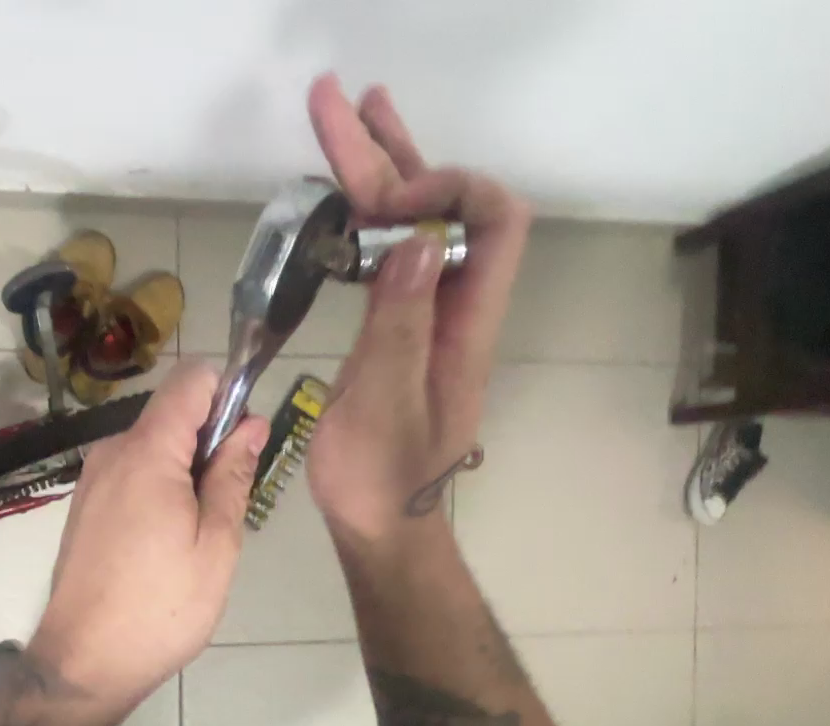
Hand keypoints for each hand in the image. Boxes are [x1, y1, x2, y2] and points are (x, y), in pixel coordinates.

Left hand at [28, 362, 269, 723]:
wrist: (84, 662)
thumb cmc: (161, 608)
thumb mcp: (216, 545)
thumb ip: (233, 476)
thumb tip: (249, 424)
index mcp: (147, 452)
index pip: (190, 380)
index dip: (227, 393)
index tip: (246, 438)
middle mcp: (111, 452)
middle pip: (171, 415)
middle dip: (209, 442)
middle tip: (228, 504)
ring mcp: (92, 479)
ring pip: (152, 447)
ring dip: (185, 471)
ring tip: (199, 533)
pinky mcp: (84, 505)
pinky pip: (131, 474)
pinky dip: (159, 489)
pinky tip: (168, 542)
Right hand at [302, 74, 531, 542]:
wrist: (380, 520)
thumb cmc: (382, 478)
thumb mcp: (387, 407)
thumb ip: (402, 327)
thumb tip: (419, 240)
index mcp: (466, 322)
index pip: (493, 221)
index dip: (449, 187)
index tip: (387, 196)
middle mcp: (451, 306)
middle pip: (442, 210)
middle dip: (394, 153)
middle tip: (344, 102)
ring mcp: (420, 315)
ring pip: (411, 228)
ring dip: (379, 172)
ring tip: (341, 120)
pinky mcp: (392, 329)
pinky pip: (385, 258)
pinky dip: (362, 220)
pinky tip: (336, 202)